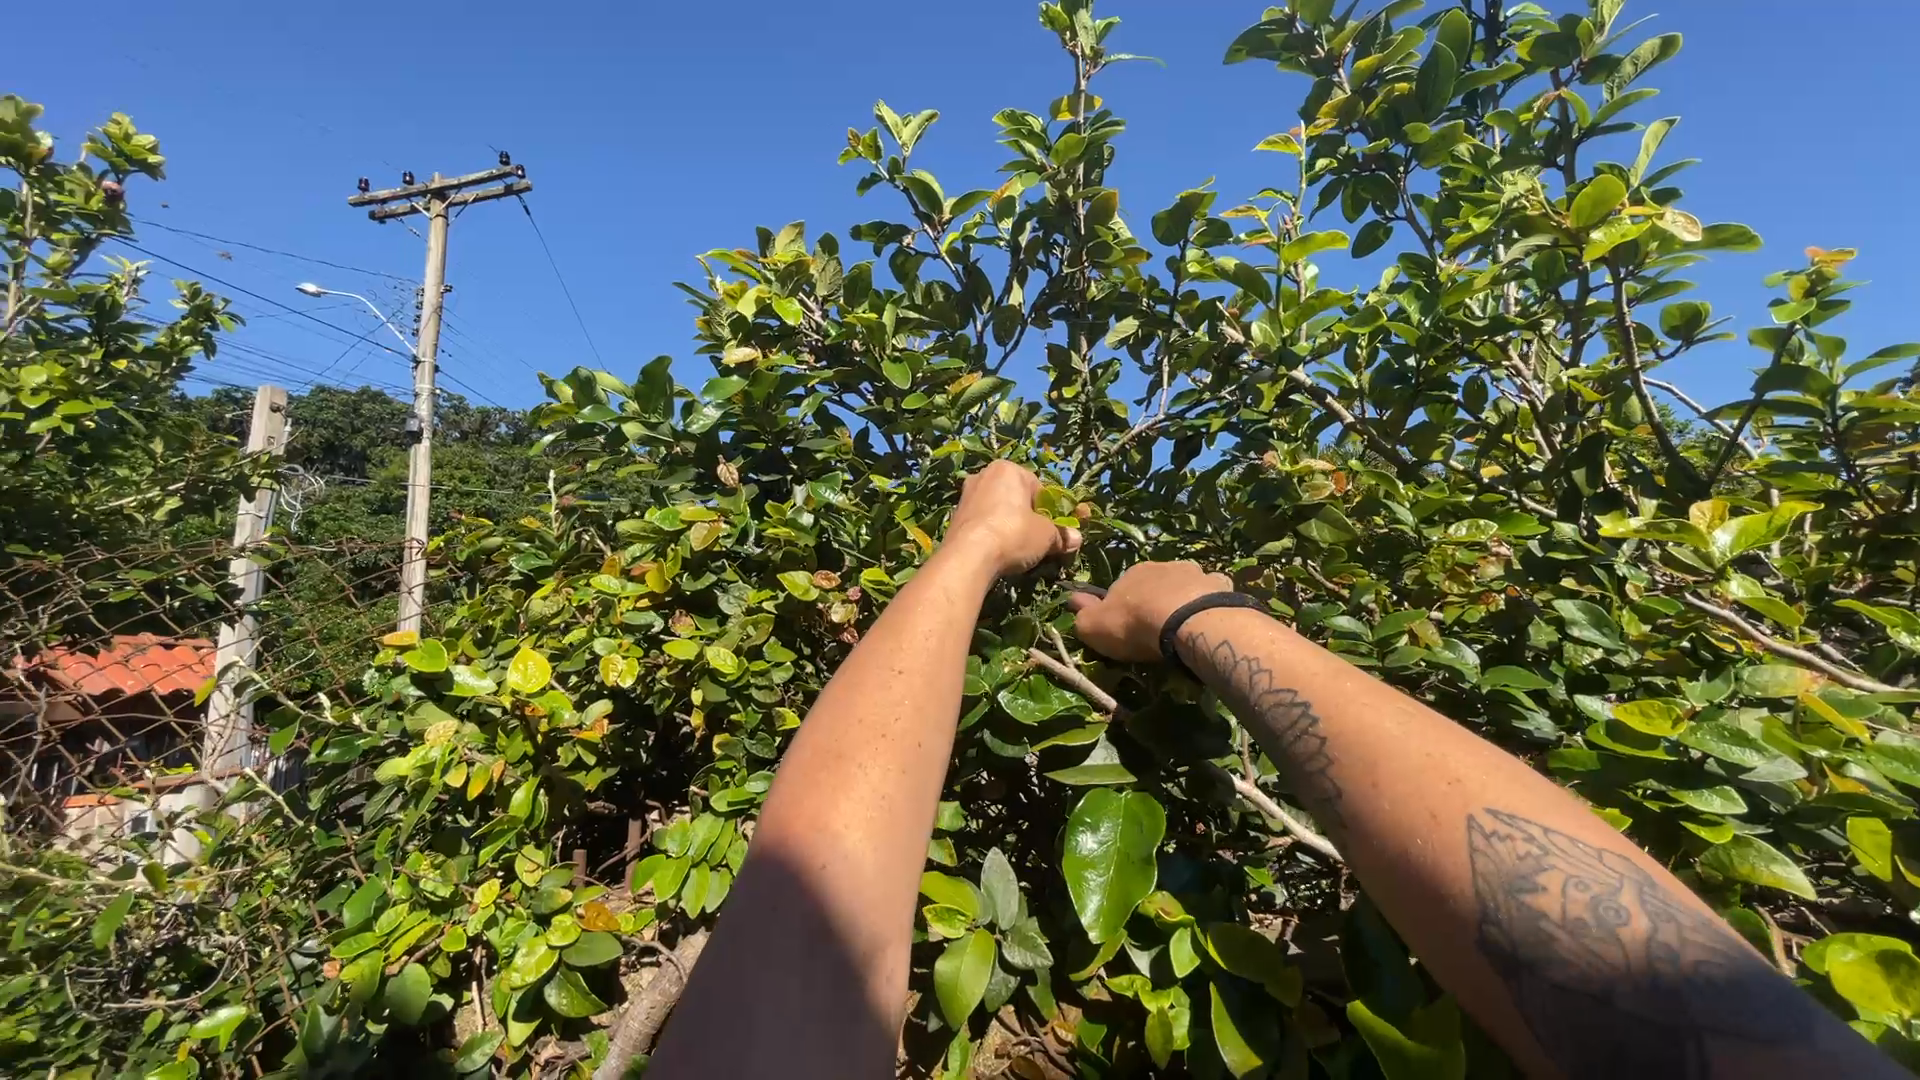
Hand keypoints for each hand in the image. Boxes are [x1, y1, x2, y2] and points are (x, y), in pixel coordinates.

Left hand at [944, 461, 1081, 578]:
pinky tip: (999, 553)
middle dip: (1029, 519)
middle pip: (1017, 499)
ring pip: (999, 512)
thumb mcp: (1047, 535)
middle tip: (1039, 541)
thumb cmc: (1013, 534)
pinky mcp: (955, 518)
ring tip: (1020, 550)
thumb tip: (1076, 539)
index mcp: (1008, 469)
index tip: (1056, 531)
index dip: (1051, 512)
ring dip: (1011, 527)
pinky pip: (983, 524)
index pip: (1039, 488)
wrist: (968, 556)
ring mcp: (966, 496)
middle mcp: (984, 476)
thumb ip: (1062, 534)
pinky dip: (993, 535)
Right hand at [1069, 560, 1233, 662]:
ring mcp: (1194, 573)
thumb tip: (1073, 600)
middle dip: (1155, 600)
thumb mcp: (1094, 627)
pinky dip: (1211, 602)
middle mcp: (1163, 566)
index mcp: (1132, 573)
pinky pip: (1214, 592)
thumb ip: (1082, 615)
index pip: (1123, 587)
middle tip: (1157, 628)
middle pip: (1156, 583)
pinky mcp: (1220, 586)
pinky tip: (1211, 619)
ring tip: (1186, 624)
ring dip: (1184, 599)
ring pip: (1186, 584)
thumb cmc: (1135, 624)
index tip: (1126, 628)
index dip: (1124, 607)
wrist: (1186, 622)